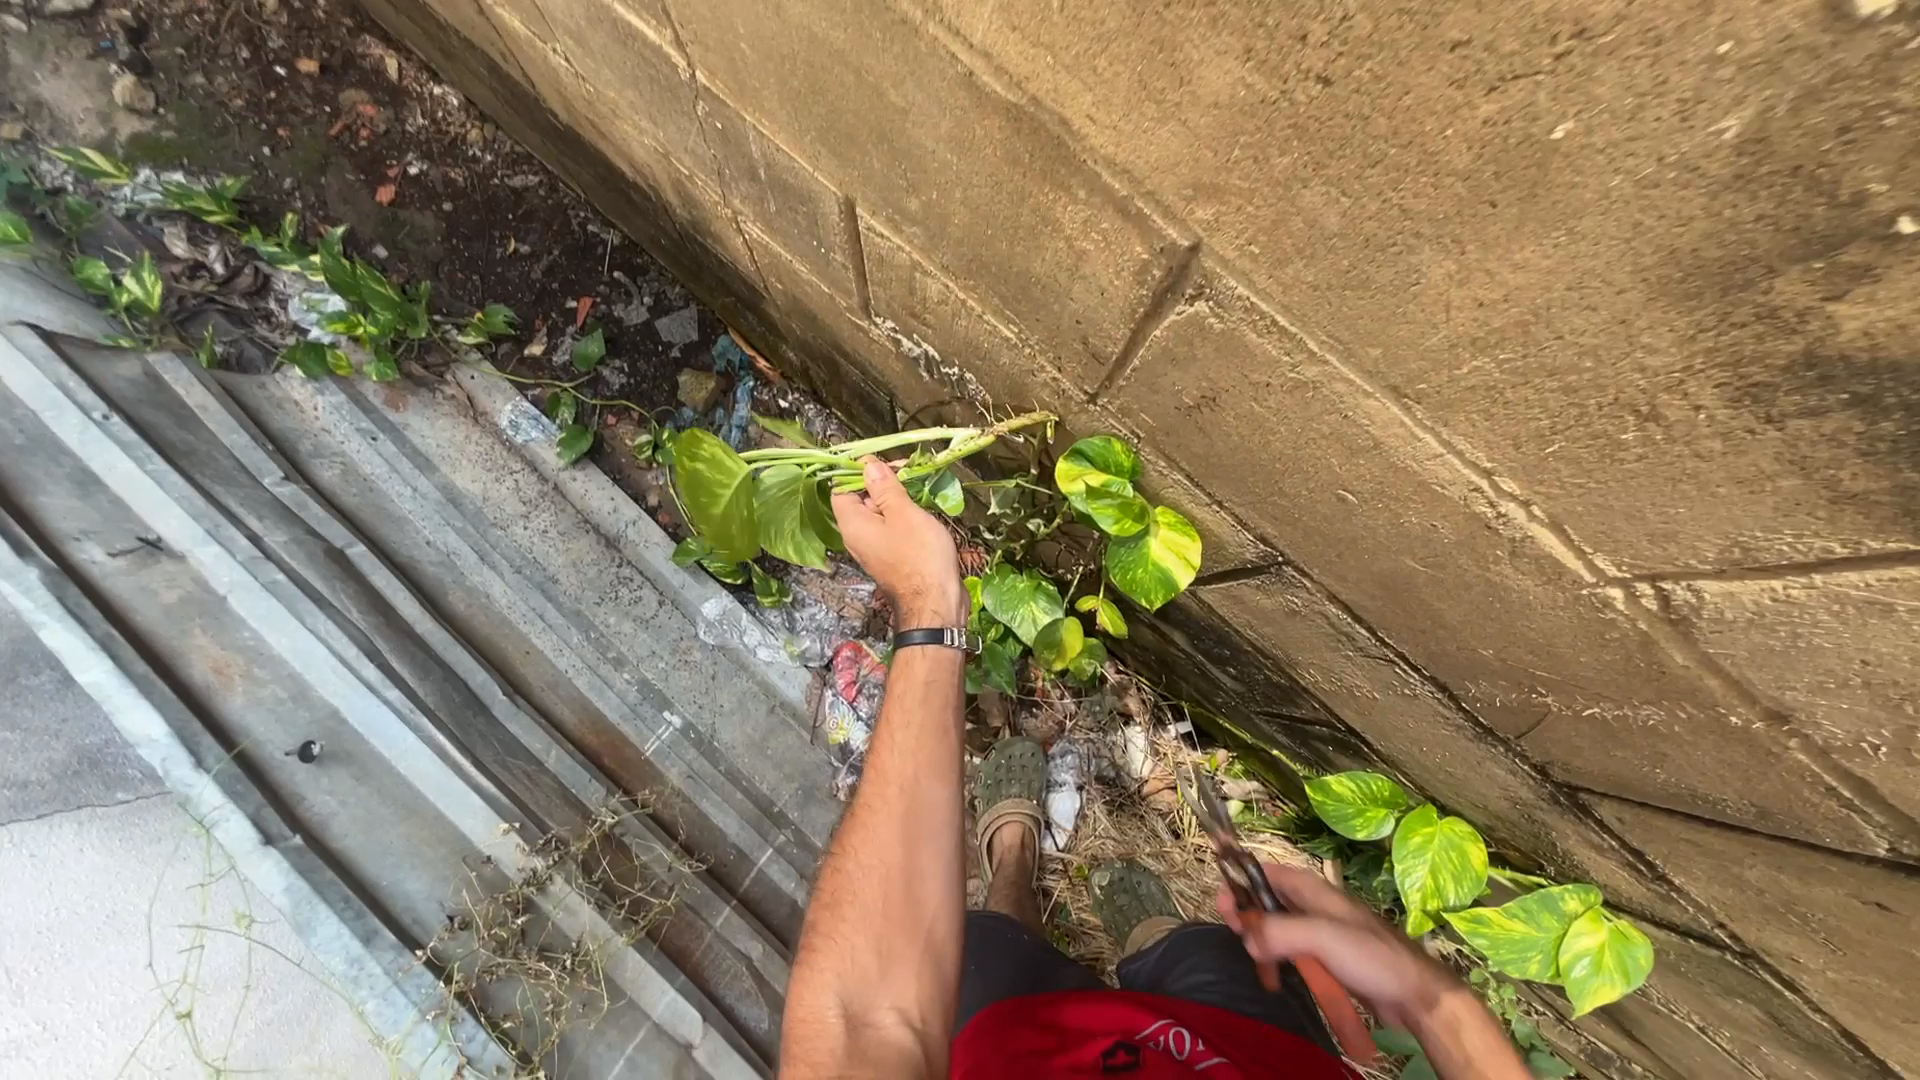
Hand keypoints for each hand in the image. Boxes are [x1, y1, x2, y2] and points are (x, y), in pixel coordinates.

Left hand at [832, 457, 966, 625]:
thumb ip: (884, 487)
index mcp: (852, 524)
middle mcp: (858, 536)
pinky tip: (923, 509)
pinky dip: (904, 515)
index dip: (858, 471)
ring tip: (919, 486)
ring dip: (897, 497)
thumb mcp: (903, 513)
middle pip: (861, 499)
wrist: (936, 604)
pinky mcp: (893, 556)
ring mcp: (875, 548)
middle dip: (883, 481)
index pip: (841, 487)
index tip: (882, 461)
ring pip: (879, 513)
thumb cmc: (920, 557)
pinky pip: (892, 528)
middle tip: (908, 470)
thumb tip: (867, 464)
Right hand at [1217, 864, 1465, 1033]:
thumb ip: (1279, 932)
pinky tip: (1275, 978)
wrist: (1414, 995)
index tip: (1224, 908)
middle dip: (1247, 919)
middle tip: (1242, 940)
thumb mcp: (1321, 936)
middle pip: (1262, 901)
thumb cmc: (1370, 955)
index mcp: (1307, 885)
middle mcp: (1307, 902)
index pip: (1260, 871)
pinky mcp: (1321, 955)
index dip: (1237, 884)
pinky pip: (1287, 952)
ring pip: (1272, 929)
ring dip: (1261, 945)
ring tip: (1262, 968)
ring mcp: (1314, 929)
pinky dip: (1276, 962)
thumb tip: (1246, 938)